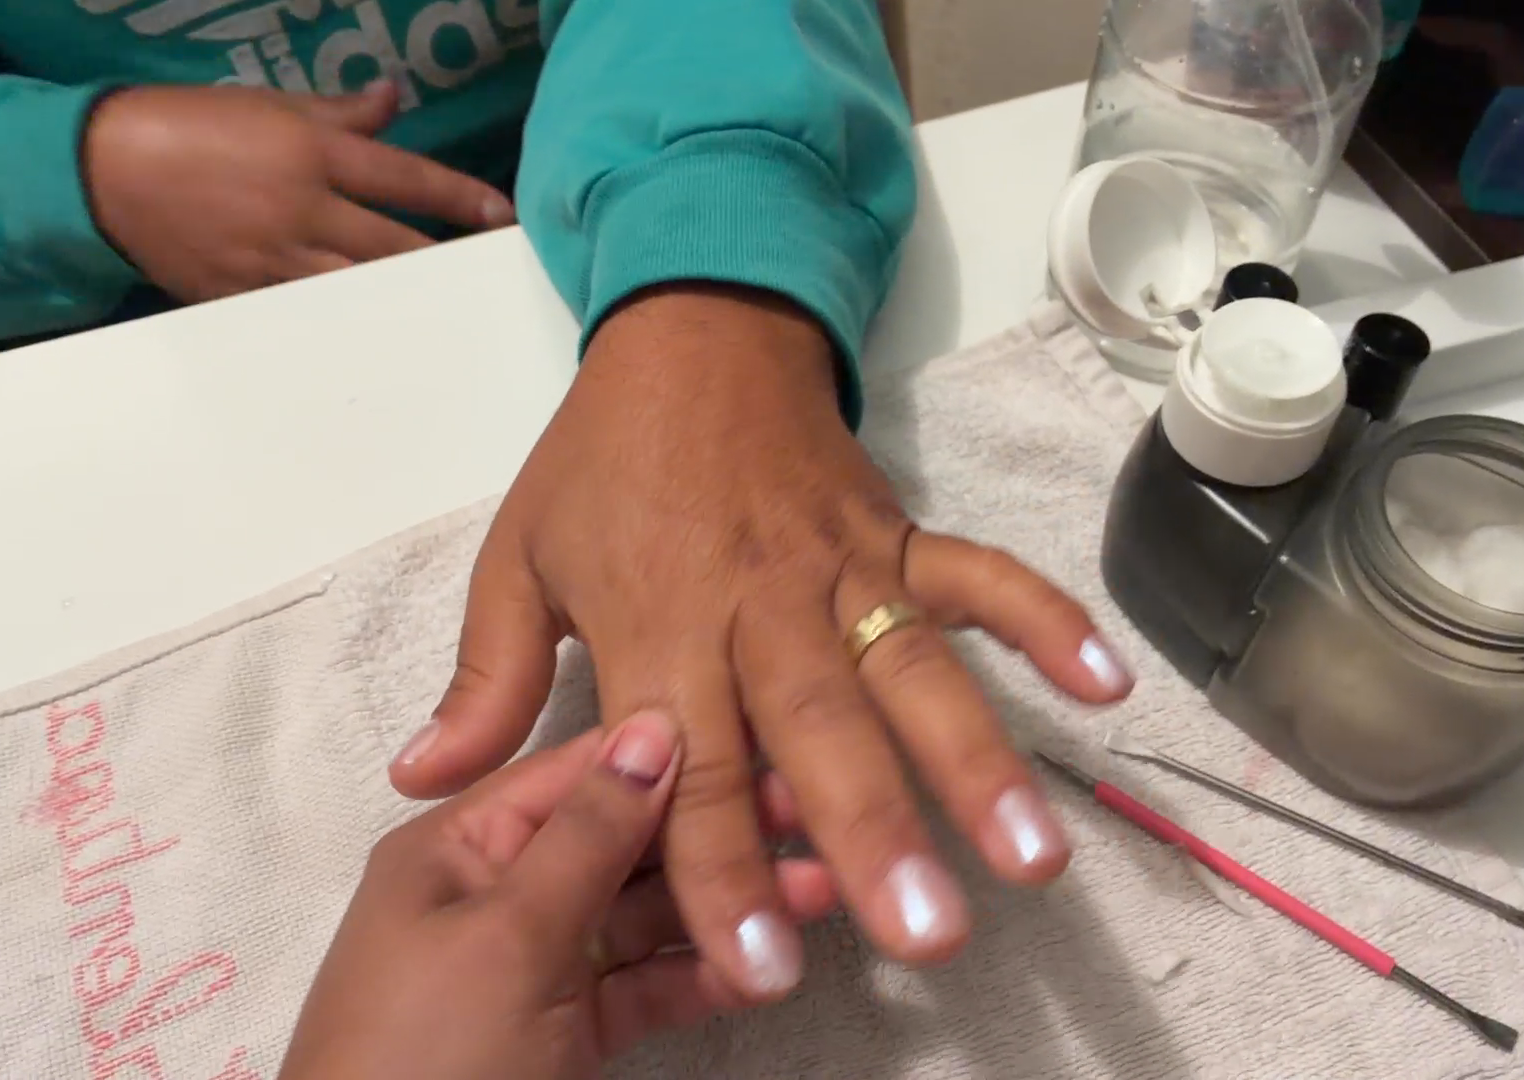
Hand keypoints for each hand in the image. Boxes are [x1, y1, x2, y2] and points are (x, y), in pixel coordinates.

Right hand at [83, 82, 511, 301]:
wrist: (93, 170)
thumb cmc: (188, 126)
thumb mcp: (266, 107)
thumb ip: (341, 113)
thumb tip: (396, 97)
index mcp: (310, 154)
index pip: (405, 177)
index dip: (460, 198)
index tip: (504, 216)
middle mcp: (303, 209)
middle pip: (397, 245)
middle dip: (448, 262)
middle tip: (494, 278)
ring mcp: (279, 258)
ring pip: (365, 286)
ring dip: (410, 298)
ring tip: (455, 310)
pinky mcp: (254, 293)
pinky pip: (318, 313)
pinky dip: (356, 321)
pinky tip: (391, 333)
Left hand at [281, 714, 837, 1079]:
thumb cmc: (431, 1064)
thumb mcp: (508, 938)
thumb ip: (590, 831)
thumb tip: (655, 721)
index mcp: (463, 844)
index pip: (583, 773)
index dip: (669, 753)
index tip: (758, 740)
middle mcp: (502, 887)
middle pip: (624, 838)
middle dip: (712, 830)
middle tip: (807, 814)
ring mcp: (538, 959)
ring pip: (643, 912)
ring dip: (721, 903)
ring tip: (817, 890)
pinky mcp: (567, 1026)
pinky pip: (642, 983)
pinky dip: (697, 976)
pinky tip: (765, 966)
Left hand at [391, 284, 1134, 999]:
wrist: (691, 342)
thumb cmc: (602, 459)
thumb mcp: (519, 557)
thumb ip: (483, 675)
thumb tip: (420, 776)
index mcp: (660, 619)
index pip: (695, 767)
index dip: (723, 873)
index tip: (765, 974)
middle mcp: (760, 601)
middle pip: (818, 729)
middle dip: (872, 835)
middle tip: (930, 936)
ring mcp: (841, 560)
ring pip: (910, 665)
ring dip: (973, 755)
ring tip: (1032, 853)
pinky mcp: (896, 525)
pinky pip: (976, 571)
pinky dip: (1041, 617)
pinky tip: (1103, 679)